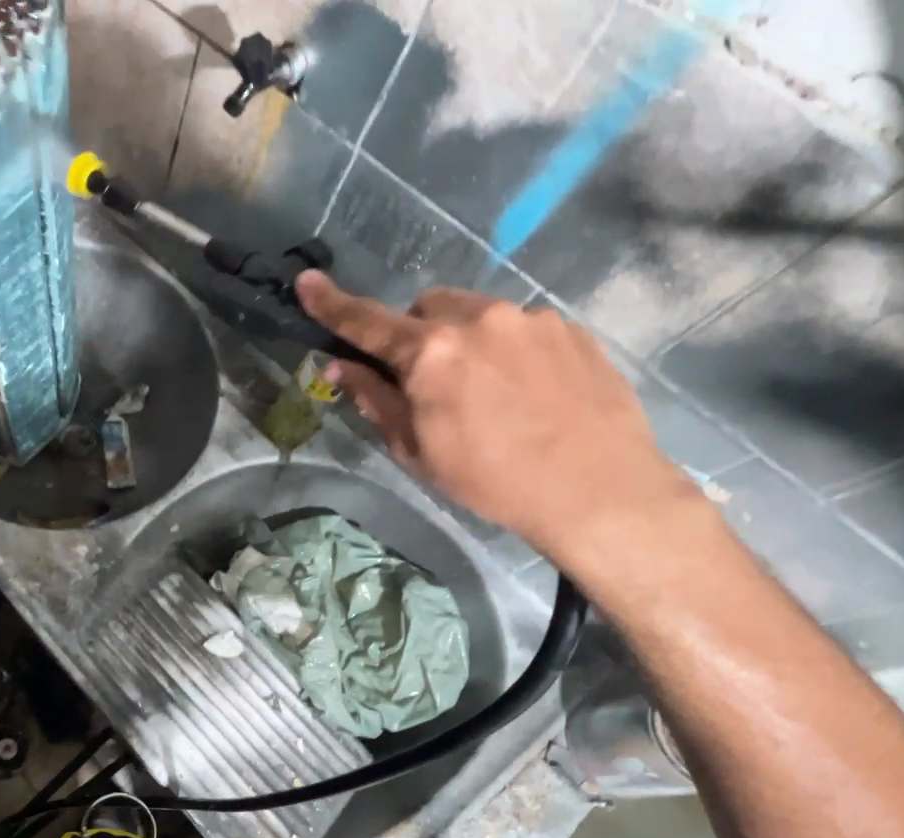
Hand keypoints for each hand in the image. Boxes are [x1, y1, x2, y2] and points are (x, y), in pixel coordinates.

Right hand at [297, 271, 697, 557]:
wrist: (596, 489)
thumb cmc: (490, 479)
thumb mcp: (415, 449)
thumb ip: (375, 399)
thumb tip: (341, 368)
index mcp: (430, 353)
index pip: (367, 322)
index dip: (331, 305)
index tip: (307, 282)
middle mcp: (478, 319)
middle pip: (425, 306)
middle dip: (414, 334)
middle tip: (423, 379)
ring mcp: (530, 319)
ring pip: (474, 313)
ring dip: (461, 339)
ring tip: (484, 390)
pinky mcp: (569, 328)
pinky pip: (518, 326)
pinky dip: (505, 349)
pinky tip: (523, 392)